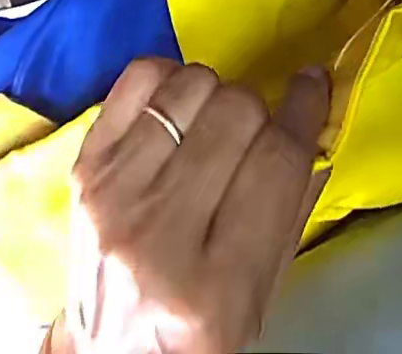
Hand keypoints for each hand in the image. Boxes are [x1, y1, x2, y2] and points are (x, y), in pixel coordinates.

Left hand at [55, 59, 328, 353]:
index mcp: (217, 285)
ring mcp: (113, 200)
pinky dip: (171, 78)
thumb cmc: (201, 325)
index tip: (314, 82)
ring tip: (212, 126)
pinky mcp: (84, 171)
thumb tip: (317, 103)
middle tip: (254, 133)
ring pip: (193, 86)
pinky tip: (177, 109)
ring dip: (217, 95)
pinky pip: (142, 77)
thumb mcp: (267, 284)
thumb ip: (297, 194)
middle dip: (259, 111)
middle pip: (237, 111)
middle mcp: (159, 239)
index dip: (305, 107)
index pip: (278, 158)